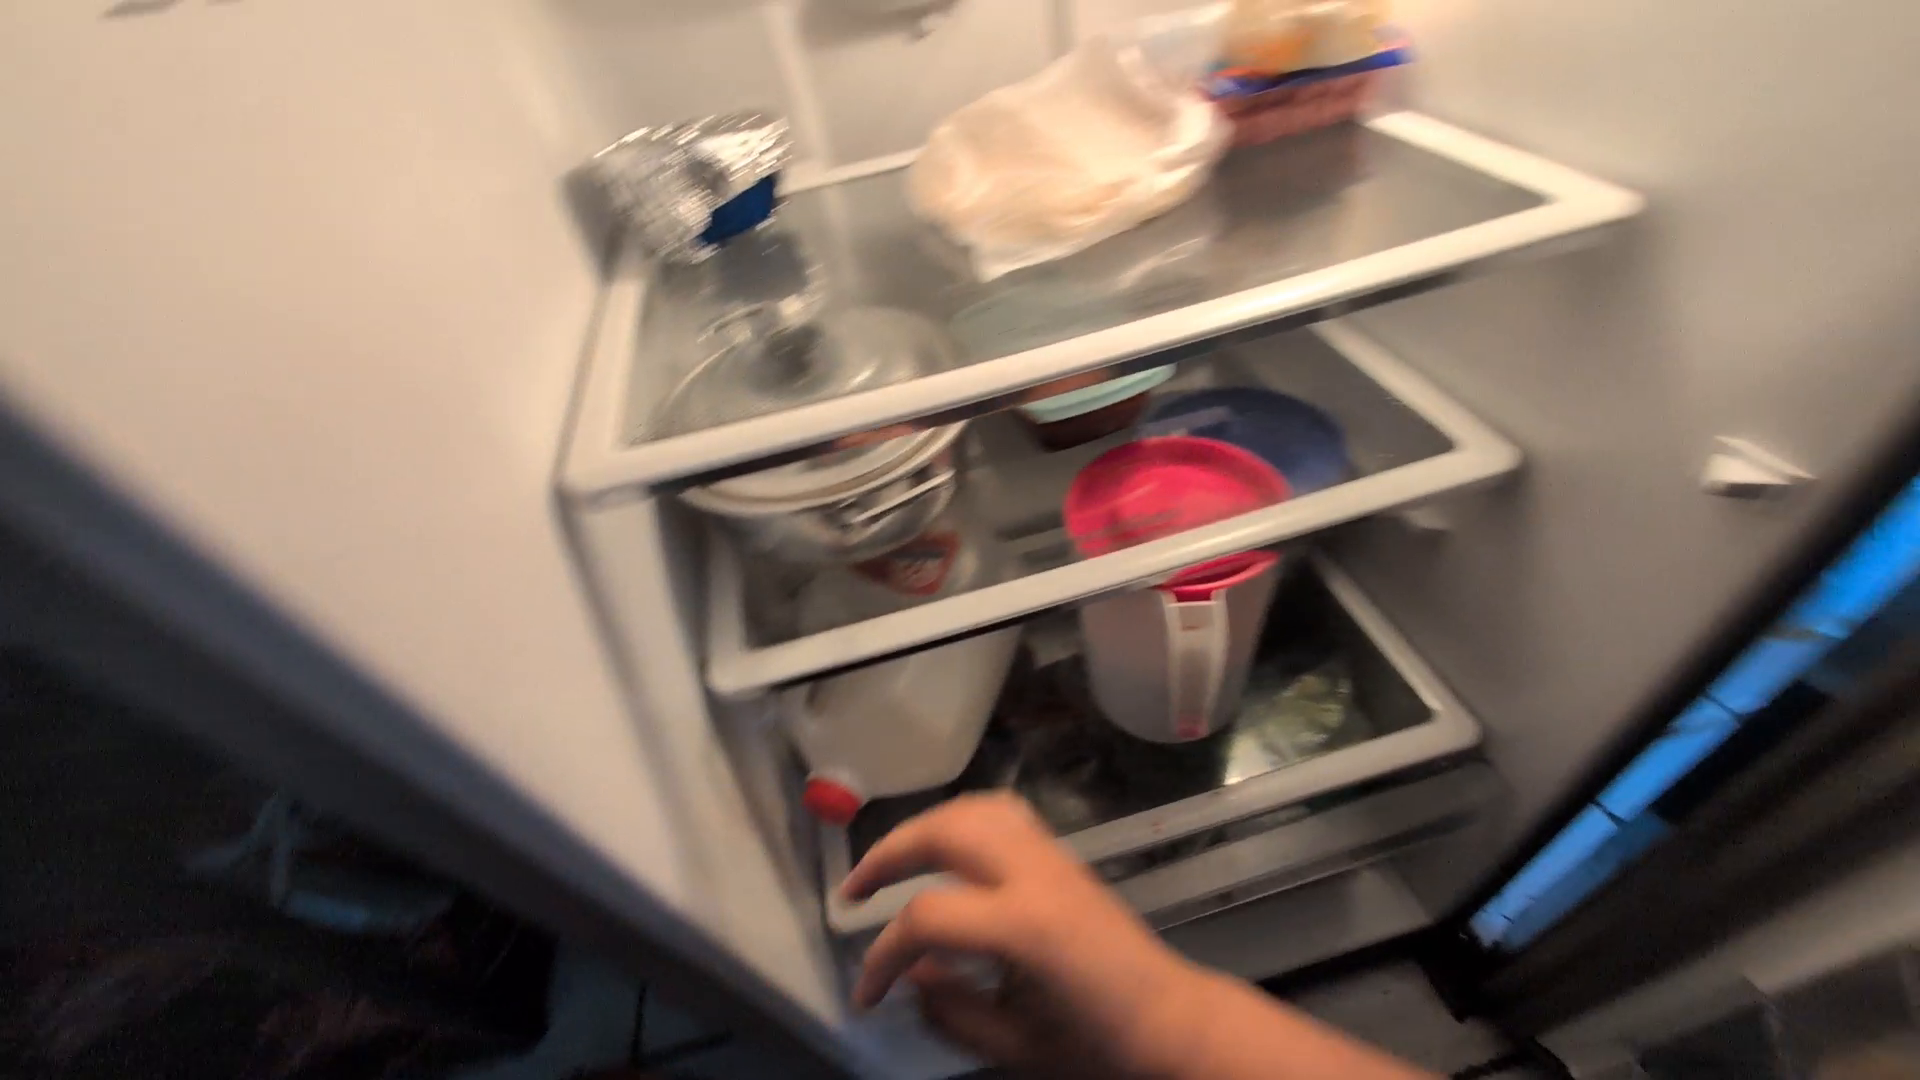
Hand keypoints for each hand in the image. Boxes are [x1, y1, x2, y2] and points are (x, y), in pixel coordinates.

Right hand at [841, 793, 1212, 1078]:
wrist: (1170, 1018)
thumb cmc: (1097, 1044)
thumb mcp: (1016, 1049)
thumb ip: (950, 1011)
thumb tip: (908, 974)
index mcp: (1024, 926)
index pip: (927, 917)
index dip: (884, 956)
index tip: (866, 992)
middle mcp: (1033, 873)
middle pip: (943, 832)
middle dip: (888, 854)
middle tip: (854, 890)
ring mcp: (1050, 854)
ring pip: (971, 808)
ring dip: (922, 828)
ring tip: (893, 861)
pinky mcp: (1060, 852)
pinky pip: (1001, 812)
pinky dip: (961, 818)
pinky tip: (946, 845)